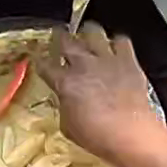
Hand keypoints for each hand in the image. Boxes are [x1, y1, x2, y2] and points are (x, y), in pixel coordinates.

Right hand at [35, 21, 163, 165]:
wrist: (129, 134)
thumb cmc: (95, 135)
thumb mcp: (67, 124)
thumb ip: (65, 105)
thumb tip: (67, 99)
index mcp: (64, 82)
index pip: (45, 66)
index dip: (39, 62)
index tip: (38, 60)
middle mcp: (83, 65)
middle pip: (66, 41)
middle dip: (59, 37)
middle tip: (58, 35)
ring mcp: (106, 60)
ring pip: (93, 32)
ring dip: (87, 32)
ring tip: (87, 33)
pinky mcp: (128, 60)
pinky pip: (121, 40)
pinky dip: (116, 42)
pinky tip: (114, 46)